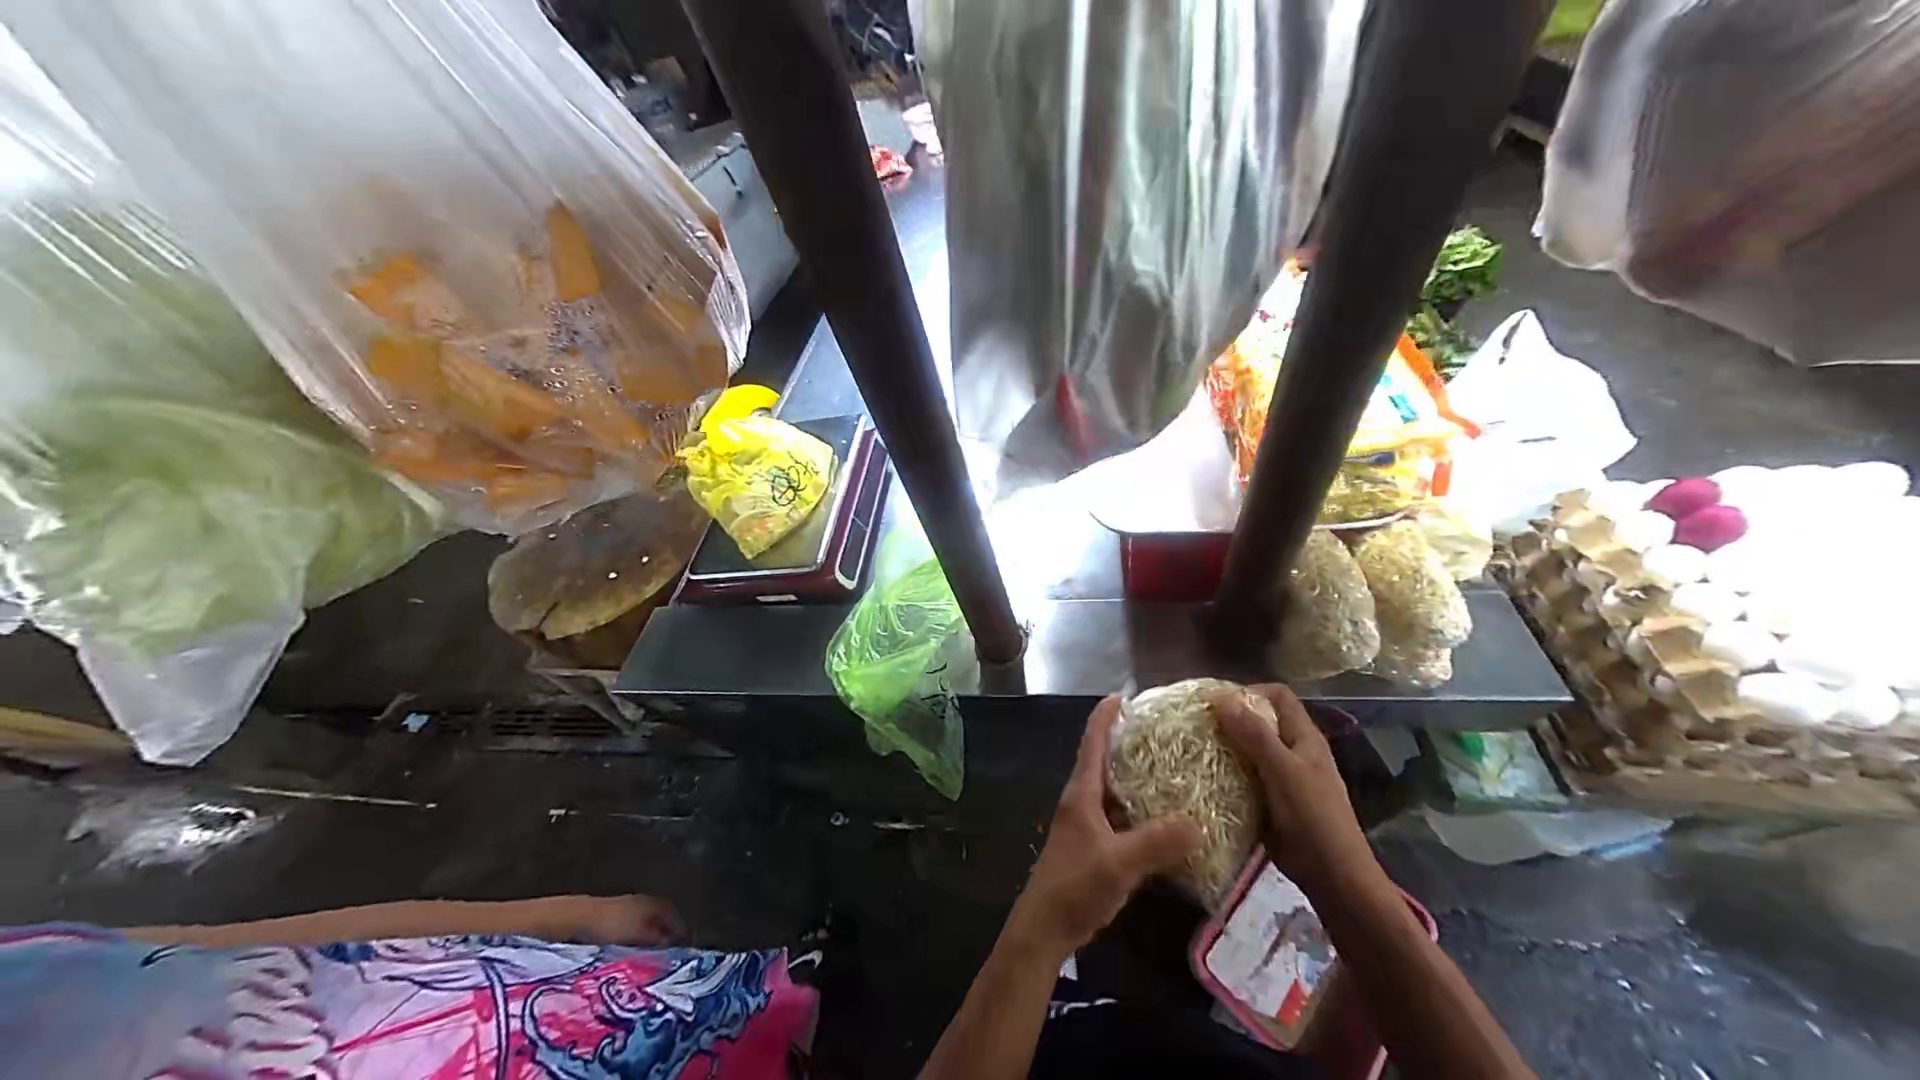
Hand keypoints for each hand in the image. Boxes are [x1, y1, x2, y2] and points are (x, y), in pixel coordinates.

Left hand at [1006, 697, 1201, 960]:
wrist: (1044, 929)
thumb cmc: (1074, 887)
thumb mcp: (1119, 864)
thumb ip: (1157, 843)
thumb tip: (1201, 822)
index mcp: (1082, 794)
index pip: (1092, 742)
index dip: (1105, 716)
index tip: (1124, 694)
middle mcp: (1082, 802)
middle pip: (1104, 762)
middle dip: (1129, 744)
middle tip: (1165, 733)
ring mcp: (1086, 826)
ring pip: (1114, 791)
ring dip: (1137, 779)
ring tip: (1173, 770)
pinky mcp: (1093, 848)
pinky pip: (1120, 818)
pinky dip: (1140, 811)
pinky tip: (1165, 820)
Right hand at [1212, 684, 1386, 897]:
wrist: (1332, 876)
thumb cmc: (1313, 818)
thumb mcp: (1283, 771)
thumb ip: (1255, 735)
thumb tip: (1222, 698)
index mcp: (1303, 737)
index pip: (1277, 695)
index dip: (1249, 691)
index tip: (1216, 703)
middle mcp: (1293, 750)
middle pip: (1260, 720)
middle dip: (1230, 719)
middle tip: (1198, 726)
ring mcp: (1283, 776)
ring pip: (1250, 749)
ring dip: (1225, 747)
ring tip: (1195, 750)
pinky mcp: (1271, 800)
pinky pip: (1245, 776)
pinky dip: (1227, 773)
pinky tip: (1205, 779)